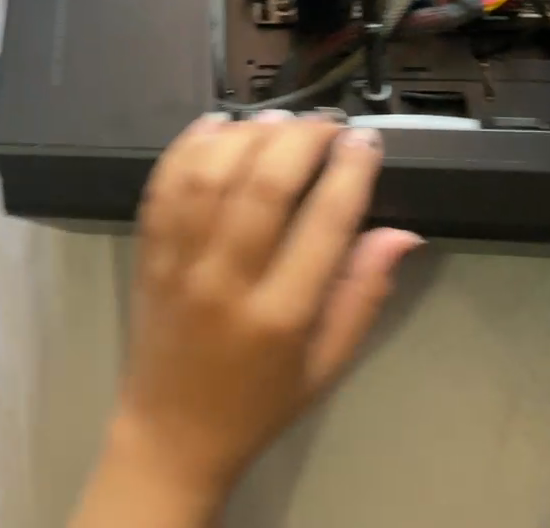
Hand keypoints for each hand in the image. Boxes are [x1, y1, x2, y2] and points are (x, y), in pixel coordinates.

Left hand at [69, 111, 423, 527]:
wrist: (172, 432)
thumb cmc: (259, 402)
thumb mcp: (326, 365)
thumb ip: (362, 295)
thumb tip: (402, 233)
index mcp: (280, 316)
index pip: (323, 225)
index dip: (350, 172)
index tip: (366, 140)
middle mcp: (225, 280)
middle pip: (262, 187)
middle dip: (300, 140)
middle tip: (326, 123)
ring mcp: (179, 262)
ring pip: (210, 175)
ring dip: (246, 134)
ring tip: (278, 118)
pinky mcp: (148, 251)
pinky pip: (163, 186)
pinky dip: (188, 146)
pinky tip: (216, 125)